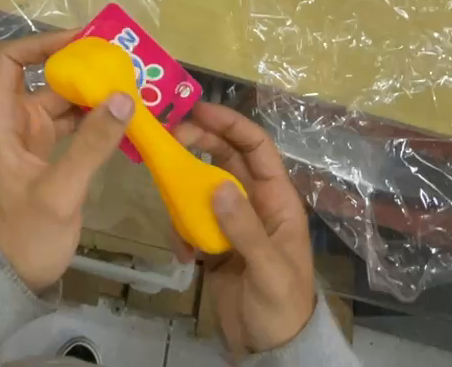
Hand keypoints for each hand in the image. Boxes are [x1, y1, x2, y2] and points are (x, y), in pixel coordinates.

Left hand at [0, 29, 134, 291]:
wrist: (4, 285)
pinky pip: (73, 126)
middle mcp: (15, 123)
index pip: (9, 61)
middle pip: (44, 78)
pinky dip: (95, 120)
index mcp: (3, 122)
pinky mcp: (48, 158)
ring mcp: (31, 140)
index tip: (81, 41)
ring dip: (92, 93)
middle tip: (120, 60)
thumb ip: (91, 145)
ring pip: (63, 102)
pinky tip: (124, 119)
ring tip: (130, 84)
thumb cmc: (21, 237)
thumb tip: (123, 98)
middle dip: (80, 67)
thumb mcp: (59, 192)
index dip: (40, 43)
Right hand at [173, 102, 315, 354]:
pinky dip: (181, 227)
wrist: (272, 354)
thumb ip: (244, 228)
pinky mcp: (215, 244)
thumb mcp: (268, 270)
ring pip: (204, 185)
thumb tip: (216, 184)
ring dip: (185, 186)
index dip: (230, 123)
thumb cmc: (282, 309)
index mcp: (277, 199)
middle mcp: (255, 202)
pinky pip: (192, 220)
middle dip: (199, 142)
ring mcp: (233, 222)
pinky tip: (182, 251)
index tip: (198, 110)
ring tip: (168, 192)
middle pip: (226, 157)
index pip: (257, 147)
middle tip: (170, 138)